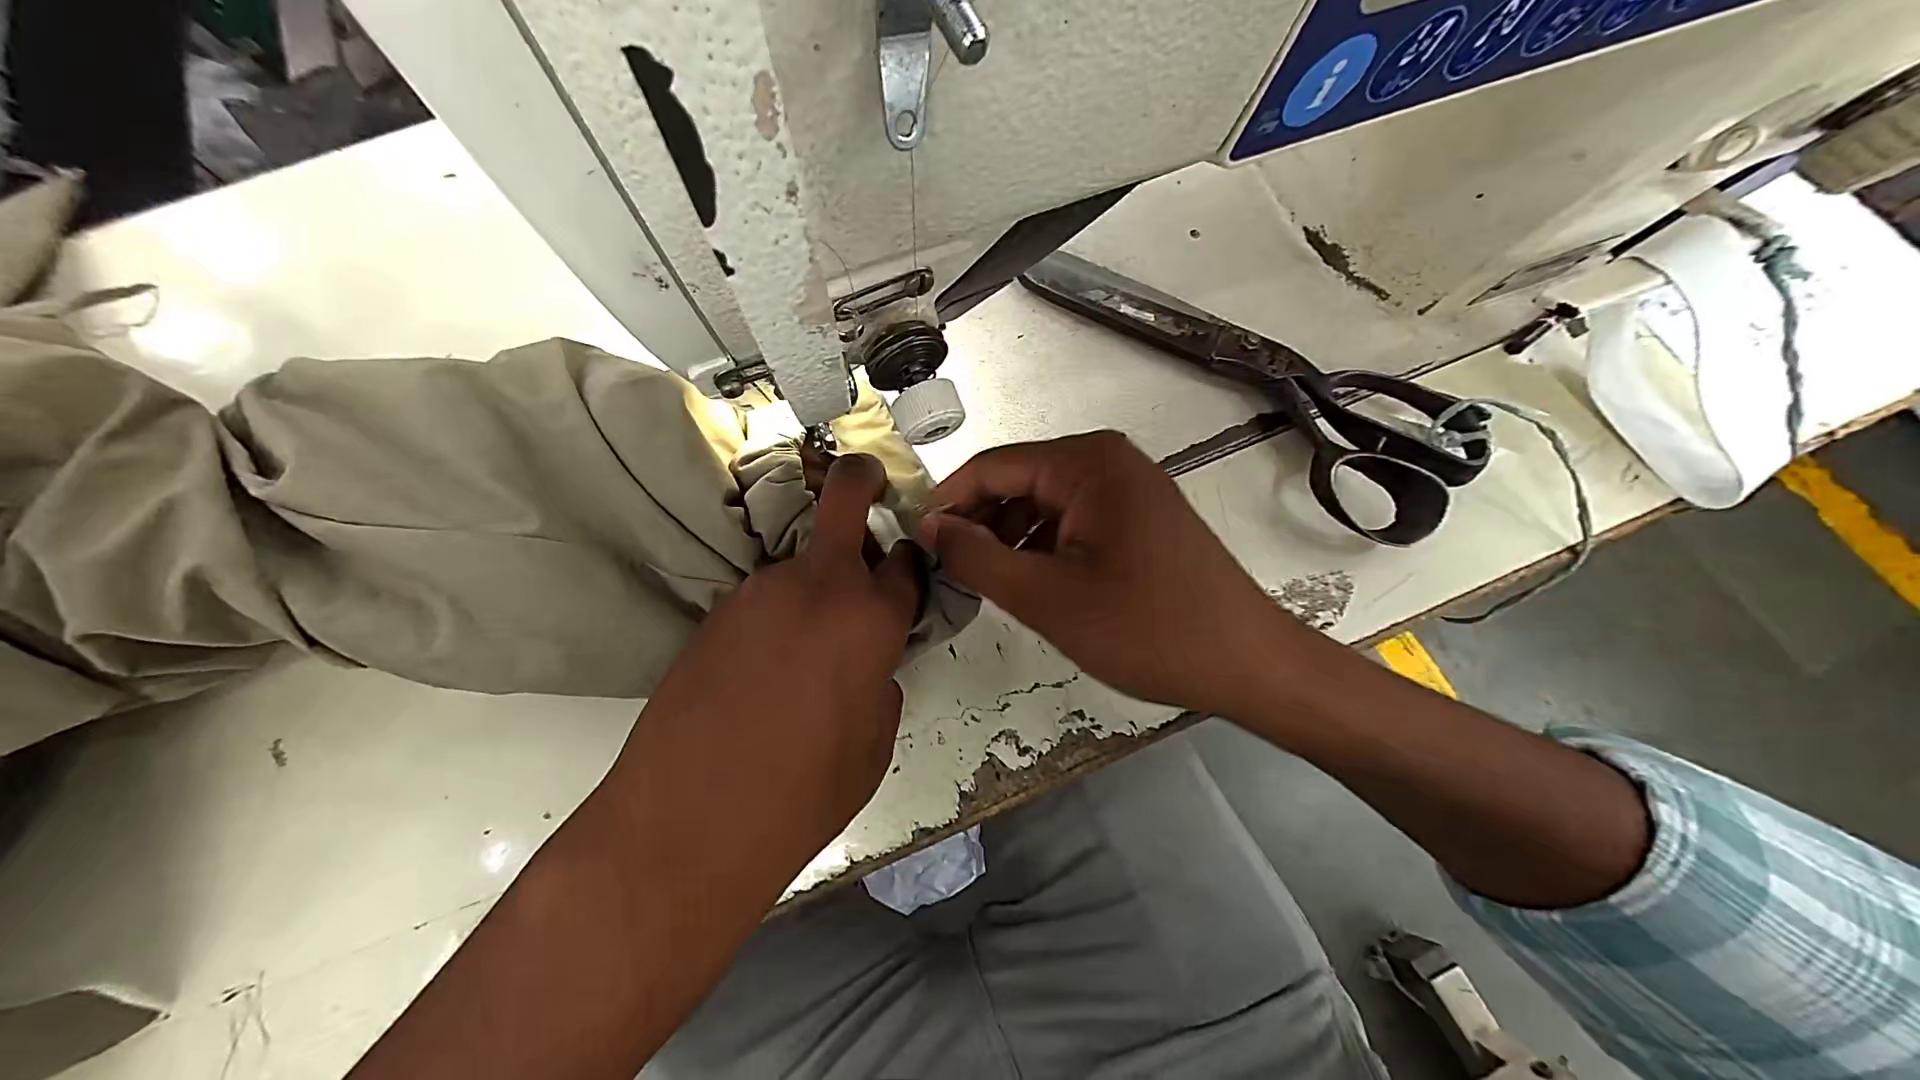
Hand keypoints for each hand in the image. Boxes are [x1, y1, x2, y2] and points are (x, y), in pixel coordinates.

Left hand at [627, 453, 921, 857]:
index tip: (908, 571)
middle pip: (843, 499)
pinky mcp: (716, 613)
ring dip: (815, 579)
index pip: (906, 564)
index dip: (912, 562)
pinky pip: (764, 599)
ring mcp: (758, 593)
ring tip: (806, 641)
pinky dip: (777, 613)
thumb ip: (880, 686)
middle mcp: (816, 587)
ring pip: (800, 561)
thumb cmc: (801, 793)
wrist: (689, 819)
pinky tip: (767, 664)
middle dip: (862, 479)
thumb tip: (868, 669)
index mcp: (870, 618)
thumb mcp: (872, 744)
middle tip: (869, 481)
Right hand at [918, 431, 1309, 717]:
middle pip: (1018, 482)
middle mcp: (1108, 462)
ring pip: (1042, 505)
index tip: (915, 540)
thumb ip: (977, 558)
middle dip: (978, 523)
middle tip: (945, 569)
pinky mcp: (1139, 518)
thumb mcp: (1046, 597)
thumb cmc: (1149, 629)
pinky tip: (1028, 583)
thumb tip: (930, 528)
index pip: (991, 466)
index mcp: (1087, 463)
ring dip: (1008, 539)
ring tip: (982, 582)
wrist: (1246, 662)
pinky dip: (1042, 548)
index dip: (947, 502)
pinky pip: (1072, 521)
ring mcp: (1128, 489)